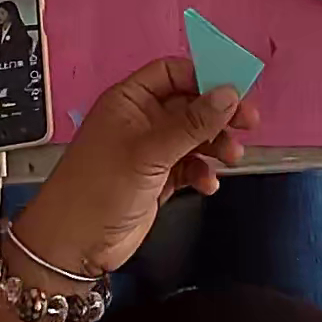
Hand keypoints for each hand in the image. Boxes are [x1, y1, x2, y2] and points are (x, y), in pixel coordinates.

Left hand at [13, 57, 259, 274]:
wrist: (72, 248)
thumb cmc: (102, 187)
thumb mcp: (149, 152)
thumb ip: (192, 123)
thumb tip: (230, 93)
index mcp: (131, 100)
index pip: (172, 73)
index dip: (202, 76)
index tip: (234, 89)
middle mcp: (142, 120)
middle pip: (189, 104)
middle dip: (218, 113)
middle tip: (249, 122)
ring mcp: (150, 150)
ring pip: (193, 135)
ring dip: (215, 144)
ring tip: (233, 158)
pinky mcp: (157, 179)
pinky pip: (189, 165)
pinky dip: (202, 171)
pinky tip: (209, 184)